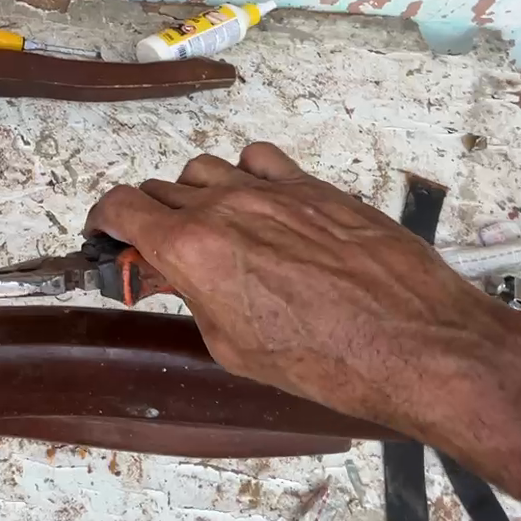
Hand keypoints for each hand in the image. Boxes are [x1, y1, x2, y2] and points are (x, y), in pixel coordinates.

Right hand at [84, 143, 507, 429]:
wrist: (417, 347)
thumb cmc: (323, 361)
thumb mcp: (229, 344)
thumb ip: (189, 295)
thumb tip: (173, 273)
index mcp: (190, 249)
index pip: (119, 206)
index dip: (102, 219)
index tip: (104, 233)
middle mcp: (221, 207)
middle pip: (156, 189)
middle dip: (148, 218)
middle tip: (161, 251)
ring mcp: (268, 189)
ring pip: (202, 170)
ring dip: (192, 196)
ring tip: (212, 228)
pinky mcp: (310, 185)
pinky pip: (257, 159)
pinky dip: (244, 175)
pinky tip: (258, 203)